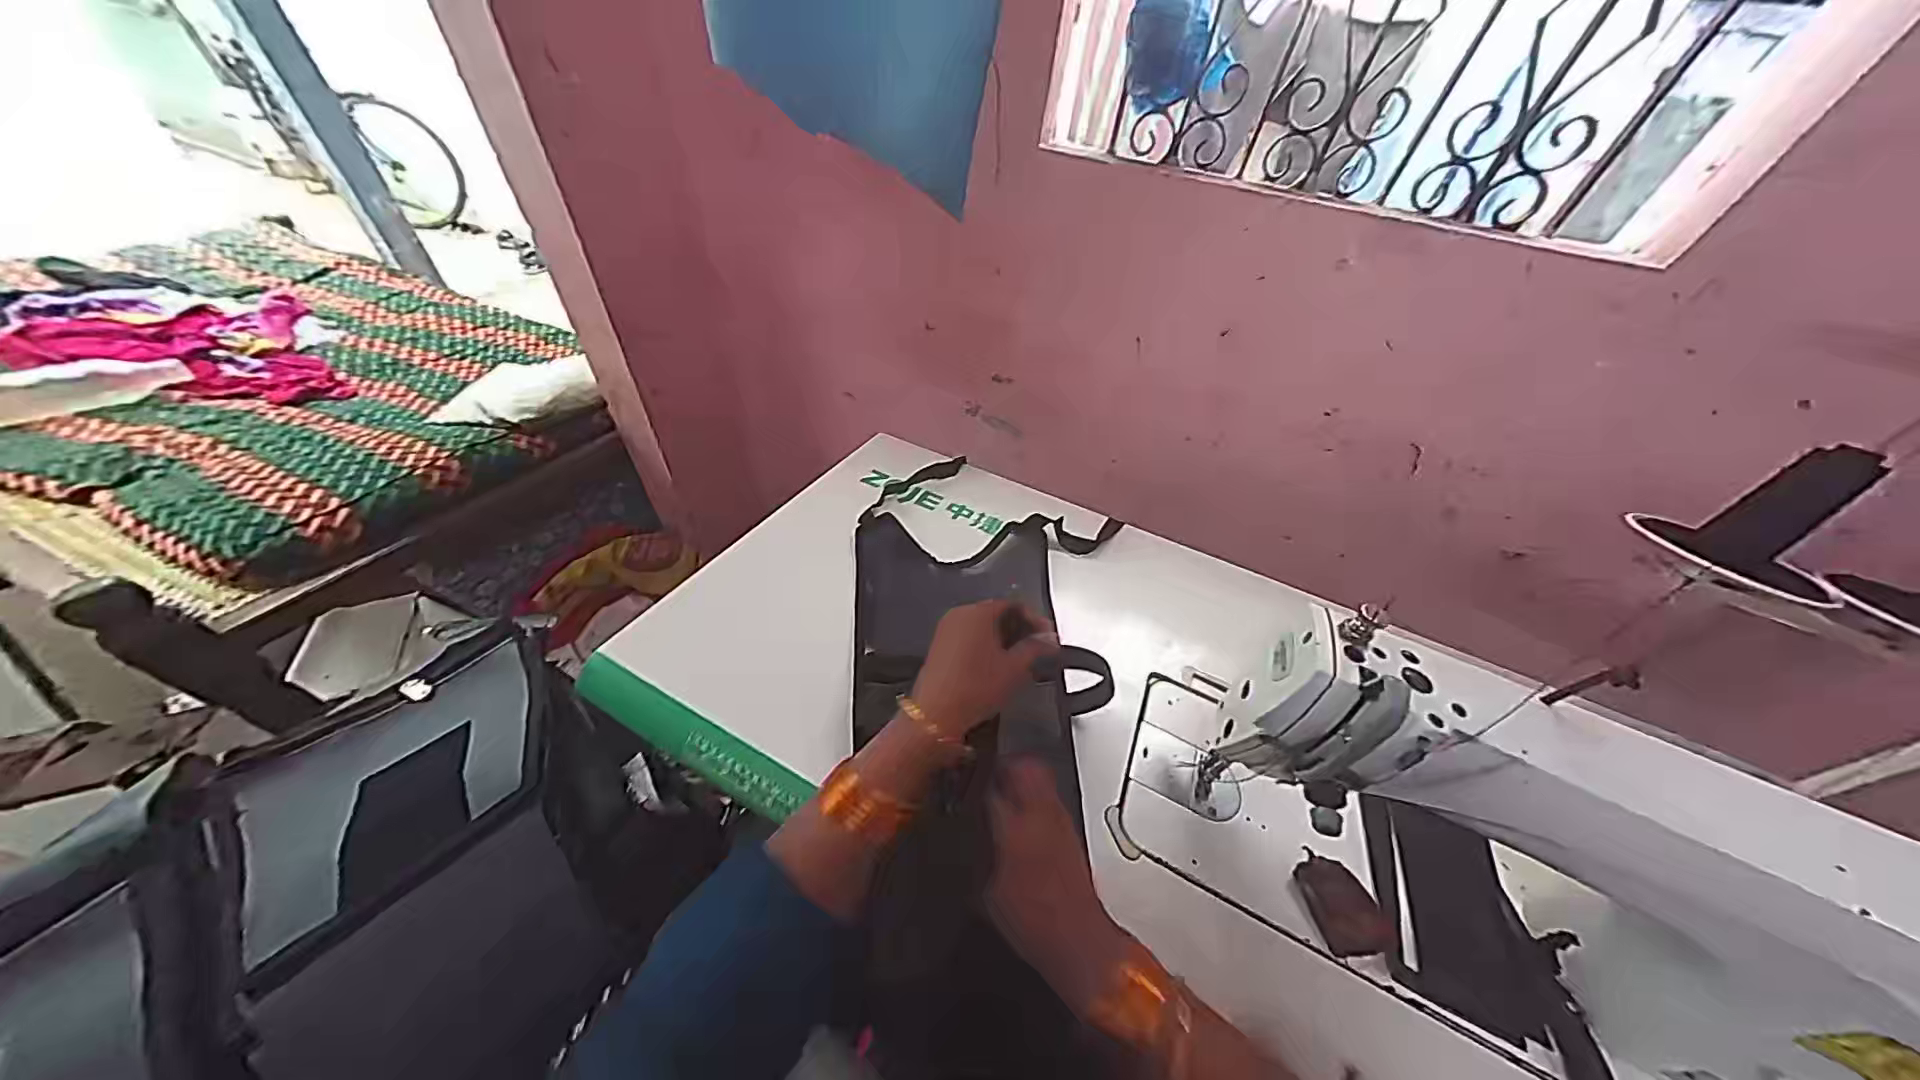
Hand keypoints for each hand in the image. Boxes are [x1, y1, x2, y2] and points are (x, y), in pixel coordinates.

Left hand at [909, 599, 1057, 737]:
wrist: (936, 714)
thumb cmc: (973, 688)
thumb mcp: (1014, 668)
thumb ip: (1035, 648)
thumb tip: (1048, 640)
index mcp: (977, 612)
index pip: (1013, 604)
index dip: (1035, 619)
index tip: (1047, 636)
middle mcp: (959, 615)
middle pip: (997, 613)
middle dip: (1020, 629)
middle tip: (1037, 647)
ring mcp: (946, 630)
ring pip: (983, 627)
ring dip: (1004, 639)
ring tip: (1021, 660)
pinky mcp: (940, 647)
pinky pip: (969, 638)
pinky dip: (986, 646)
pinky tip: (998, 666)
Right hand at [987, 757, 1128, 1012]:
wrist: (1077, 938)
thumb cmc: (1032, 922)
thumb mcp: (986, 888)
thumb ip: (978, 850)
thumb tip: (969, 832)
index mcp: (1013, 830)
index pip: (990, 785)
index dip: (974, 779)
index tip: (965, 780)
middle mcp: (1040, 817)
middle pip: (1024, 766)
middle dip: (1004, 764)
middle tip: (989, 771)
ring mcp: (1059, 820)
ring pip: (1041, 775)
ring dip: (1022, 774)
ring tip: (1005, 786)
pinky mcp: (1070, 828)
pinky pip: (1050, 796)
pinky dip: (1034, 794)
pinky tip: (1023, 814)